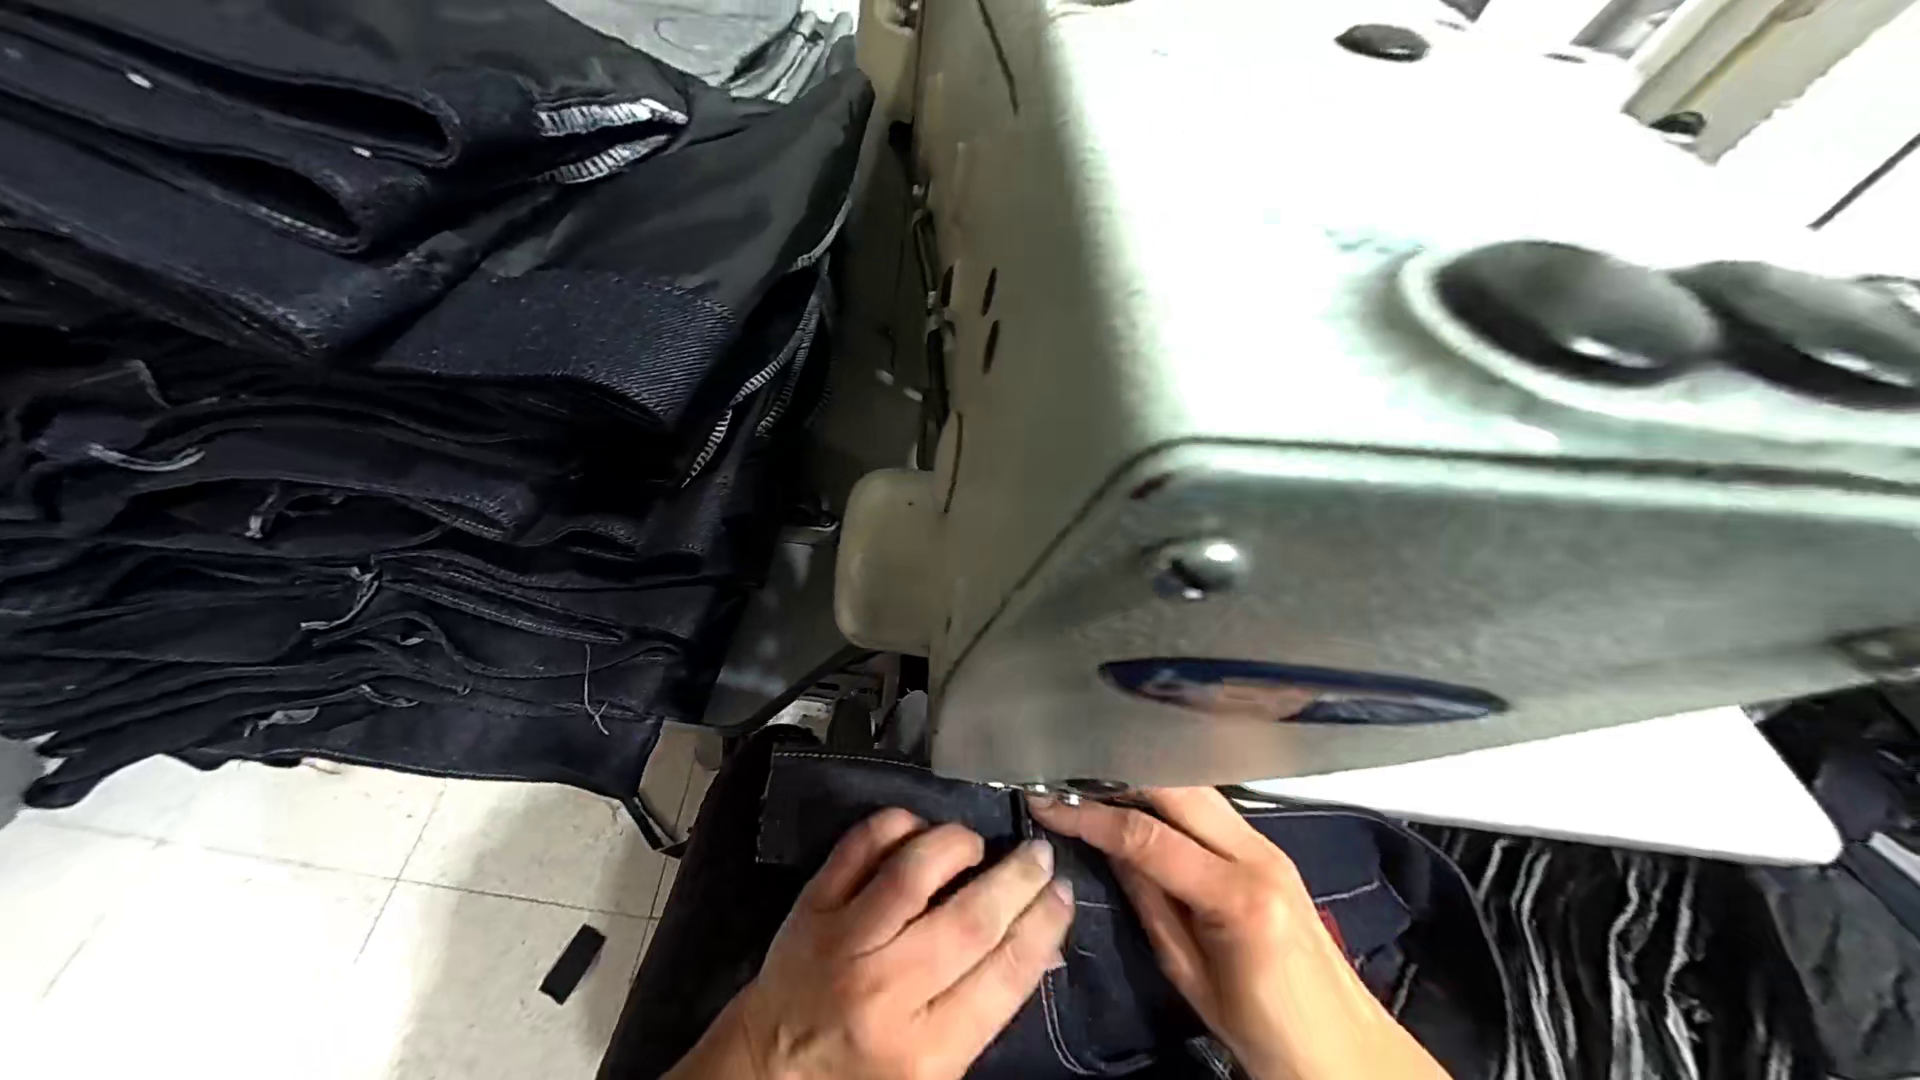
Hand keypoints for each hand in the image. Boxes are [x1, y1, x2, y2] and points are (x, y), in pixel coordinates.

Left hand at [666, 808, 1074, 1079]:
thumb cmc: (863, 1073)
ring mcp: (845, 940)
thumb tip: (1044, 950)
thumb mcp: (934, 1069)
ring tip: (976, 844)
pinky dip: (897, 824)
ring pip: (914, 871)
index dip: (1042, 925)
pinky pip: (861, 846)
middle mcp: (888, 990)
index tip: (1062, 892)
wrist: (765, 1070)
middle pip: (969, 920)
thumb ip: (985, 1008)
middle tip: (1040, 853)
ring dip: (957, 845)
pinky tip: (918, 828)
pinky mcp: (813, 905)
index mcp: (926, 1049)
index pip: (1003, 975)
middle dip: (1017, 879)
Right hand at [1029, 790, 1448, 1079]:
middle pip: (1177, 788)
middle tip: (1069, 782)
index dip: (1091, 815)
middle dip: (1117, 777)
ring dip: (1141, 779)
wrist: (1351, 1052)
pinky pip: (1209, 804)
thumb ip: (1148, 901)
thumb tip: (1107, 845)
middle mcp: (1259, 855)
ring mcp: (1270, 844)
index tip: (1049, 803)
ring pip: (1194, 786)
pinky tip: (1140, 801)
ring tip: (1095, 787)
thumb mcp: (1190, 977)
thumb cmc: (1266, 1033)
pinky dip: (1167, 794)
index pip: (1148, 835)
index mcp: (1239, 898)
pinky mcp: (1271, 846)